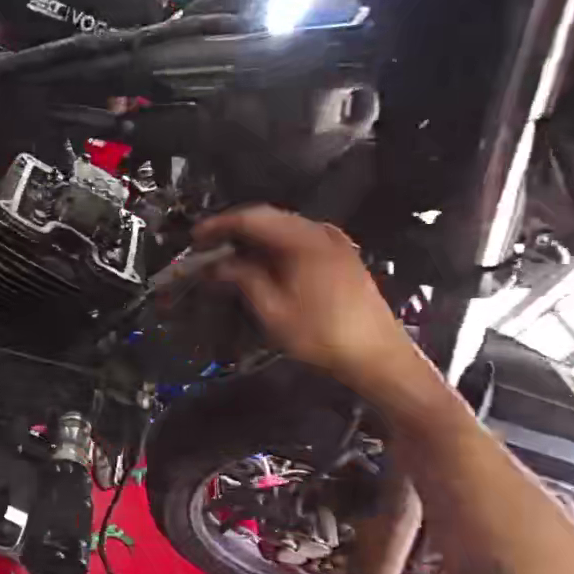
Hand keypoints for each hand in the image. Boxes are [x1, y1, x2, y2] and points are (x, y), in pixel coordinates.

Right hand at [195, 205, 423, 396]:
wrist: (378, 356)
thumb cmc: (323, 336)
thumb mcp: (274, 311)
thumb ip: (244, 279)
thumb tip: (217, 264)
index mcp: (303, 239)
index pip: (253, 217)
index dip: (220, 225)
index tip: (196, 238)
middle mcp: (320, 231)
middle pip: (269, 218)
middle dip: (236, 231)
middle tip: (208, 248)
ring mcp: (334, 242)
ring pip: (285, 229)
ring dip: (255, 240)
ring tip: (229, 258)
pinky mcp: (341, 256)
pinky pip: (300, 240)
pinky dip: (276, 248)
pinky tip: (263, 265)